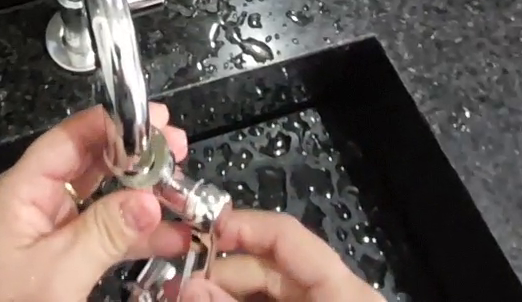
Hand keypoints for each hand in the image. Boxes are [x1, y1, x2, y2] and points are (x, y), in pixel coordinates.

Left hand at [0, 103, 191, 301]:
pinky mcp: (63, 260)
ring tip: (182, 188)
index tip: (155, 119)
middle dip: (135, 155)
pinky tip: (171, 234)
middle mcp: (36, 201)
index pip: (70, 138)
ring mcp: (50, 231)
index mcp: (22, 189)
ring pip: (102, 198)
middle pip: (90, 162)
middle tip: (177, 148)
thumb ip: (105, 233)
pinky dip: (137, 234)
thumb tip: (150, 199)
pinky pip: (104, 234)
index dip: (112, 124)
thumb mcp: (59, 272)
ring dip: (142, 196)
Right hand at [182, 209, 386, 301]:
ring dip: (220, 294)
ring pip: (263, 294)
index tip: (193, 233)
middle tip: (176, 288)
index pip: (285, 234)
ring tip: (180, 298)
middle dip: (218, 273)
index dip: (238, 227)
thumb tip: (186, 287)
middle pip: (267, 266)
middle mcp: (335, 295)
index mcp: (345, 291)